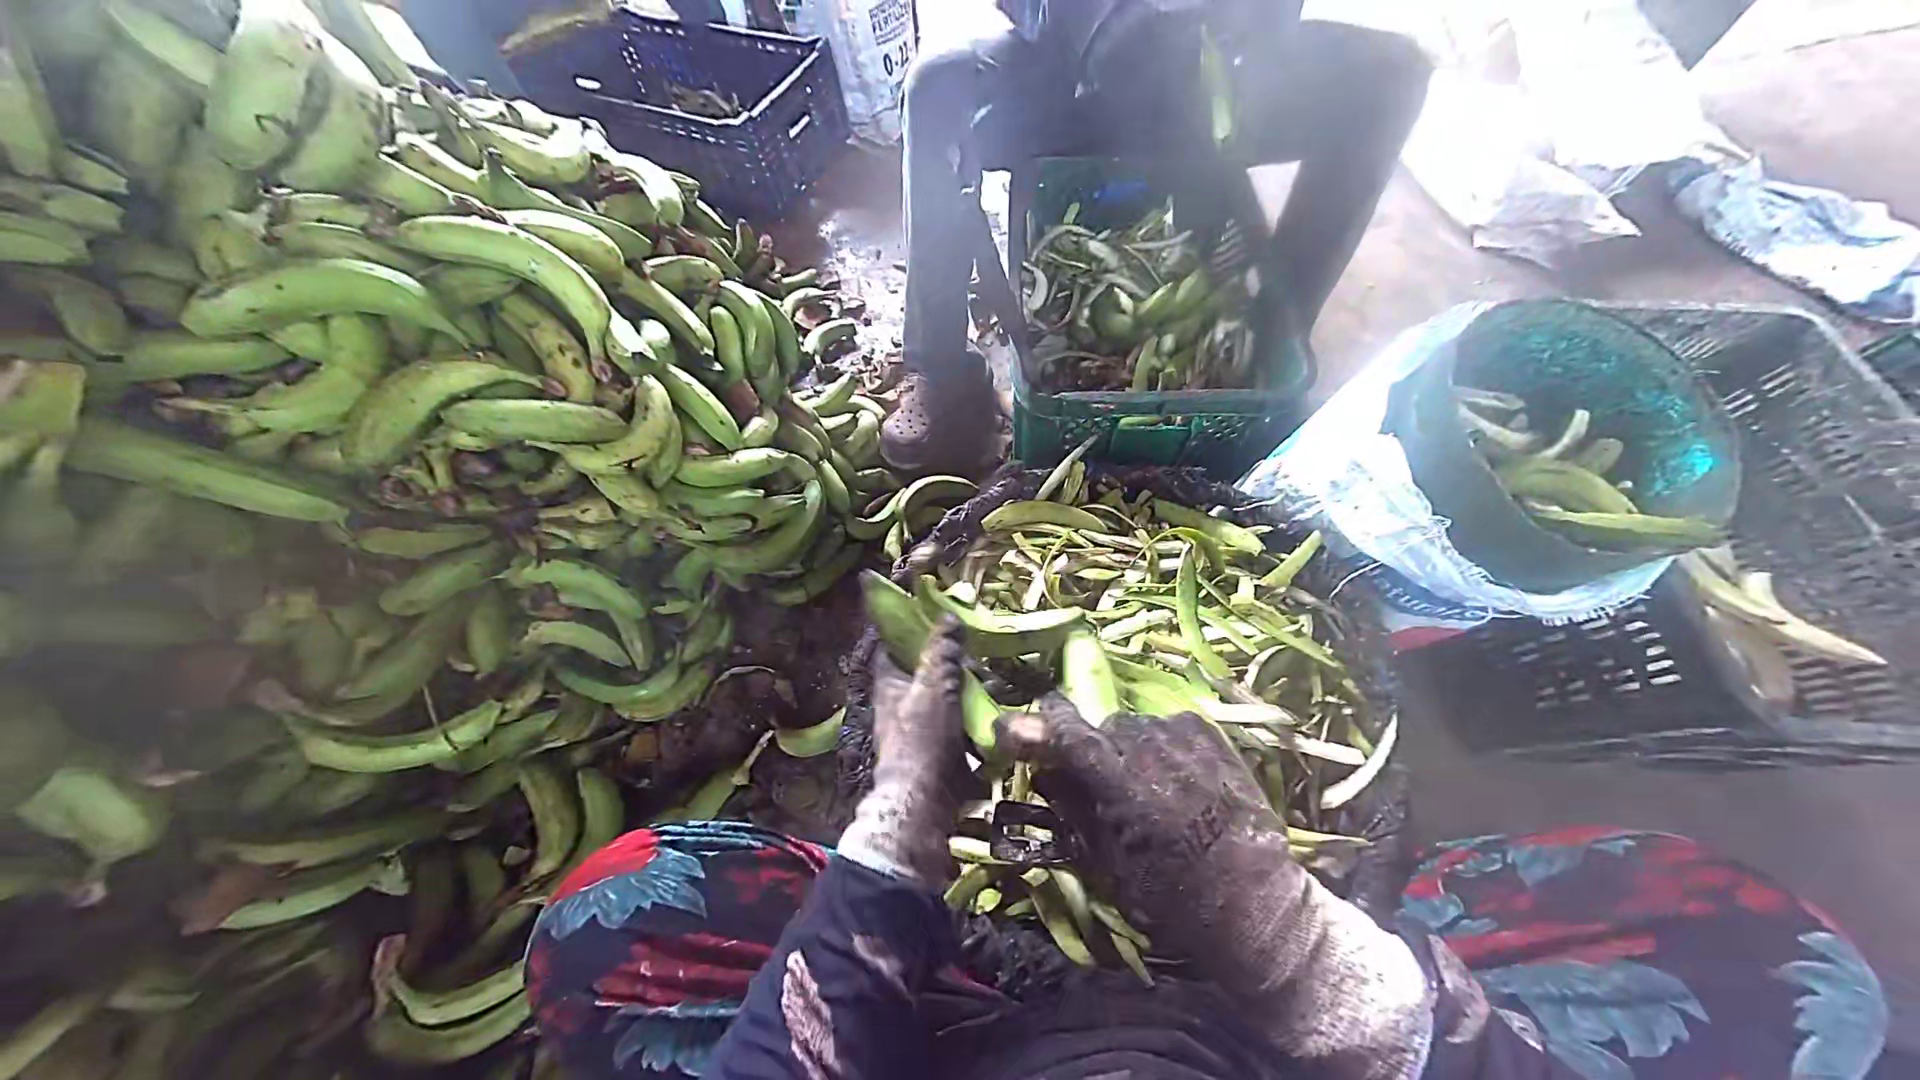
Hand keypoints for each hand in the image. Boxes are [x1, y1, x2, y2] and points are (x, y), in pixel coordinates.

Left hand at [838, 619, 969, 882]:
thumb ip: (942, 652)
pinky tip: (992, 711)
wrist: (924, 805)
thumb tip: (947, 613)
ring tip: (991, 678)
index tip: (935, 616)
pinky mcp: (935, 751)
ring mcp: (916, 729)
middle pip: (921, 671)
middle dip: (947, 660)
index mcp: (888, 684)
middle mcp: (897, 704)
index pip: (892, 645)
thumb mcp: (934, 688)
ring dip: (963, 689)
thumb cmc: (922, 741)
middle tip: (975, 649)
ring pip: (941, 696)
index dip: (909, 628)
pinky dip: (971, 716)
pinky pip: (955, 724)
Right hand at [998, 696, 1431, 1076]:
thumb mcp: (1112, 865)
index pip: (1068, 735)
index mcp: (1126, 788)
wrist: (1259, 906)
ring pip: (1131, 724)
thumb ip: (1076, 808)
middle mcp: (1153, 751)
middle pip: (1097, 726)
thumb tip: (1043, 771)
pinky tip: (1171, 772)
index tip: (1008, 728)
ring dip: (1123, 746)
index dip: (1033, 727)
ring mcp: (1187, 739)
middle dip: (1085, 747)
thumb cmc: (1176, 899)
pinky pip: (1166, 723)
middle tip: (1093, 778)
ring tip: (1141, 781)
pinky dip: (1157, 742)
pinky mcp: (1213, 735)